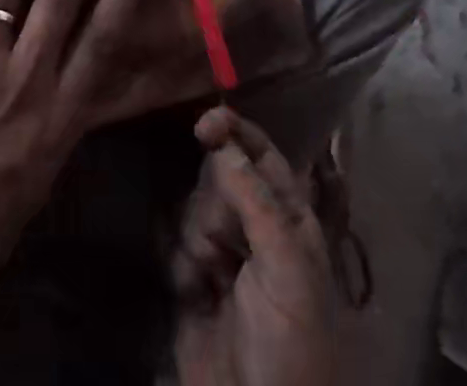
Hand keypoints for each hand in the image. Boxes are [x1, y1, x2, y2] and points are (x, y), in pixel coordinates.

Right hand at [171, 108, 335, 385]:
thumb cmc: (289, 344)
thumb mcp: (285, 270)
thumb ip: (256, 203)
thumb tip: (224, 145)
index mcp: (292, 224)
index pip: (265, 158)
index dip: (237, 133)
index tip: (204, 122)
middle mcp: (257, 231)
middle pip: (219, 181)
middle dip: (212, 204)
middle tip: (220, 244)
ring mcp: (224, 256)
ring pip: (193, 212)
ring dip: (196, 241)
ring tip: (212, 280)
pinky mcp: (193, 280)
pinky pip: (174, 247)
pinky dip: (181, 268)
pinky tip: (195, 295)